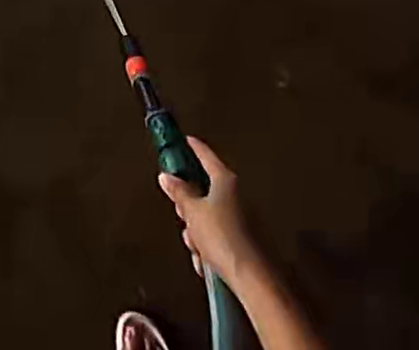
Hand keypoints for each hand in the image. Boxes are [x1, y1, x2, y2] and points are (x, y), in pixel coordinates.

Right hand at [157, 136, 259, 283]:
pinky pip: (217, 236)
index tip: (183, 139)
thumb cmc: (221, 236)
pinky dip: (208, 247)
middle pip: (203, 190)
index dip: (192, 146)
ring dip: (196, 231)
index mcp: (224, 180)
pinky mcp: (243, 240)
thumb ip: (178, 192)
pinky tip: (205, 262)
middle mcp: (235, 194)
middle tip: (182, 215)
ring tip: (196, 247)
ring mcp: (240, 217)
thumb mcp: (192, 212)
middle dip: (188, 205)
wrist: (252, 279)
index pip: (205, 155)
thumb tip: (166, 175)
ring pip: (207, 216)